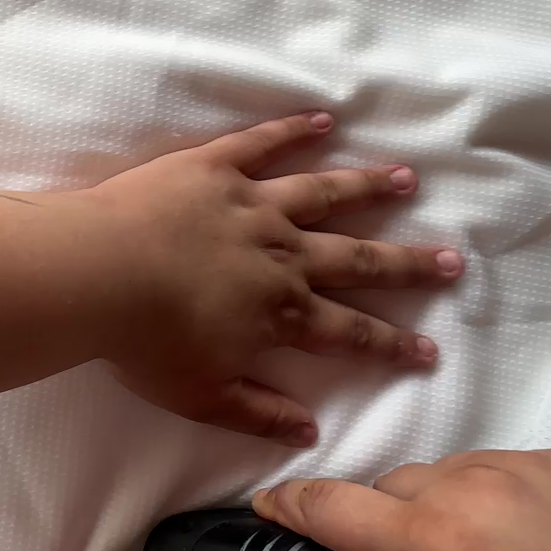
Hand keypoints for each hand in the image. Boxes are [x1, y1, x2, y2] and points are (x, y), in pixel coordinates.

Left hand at [67, 111, 461, 445]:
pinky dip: (291, 130)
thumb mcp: (199, 395)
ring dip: (366, 188)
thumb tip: (309, 431)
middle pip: (354, 259)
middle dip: (405, 264)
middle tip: (452, 260)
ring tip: (407, 179)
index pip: (348, 333)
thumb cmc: (142, 340)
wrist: (97, 275)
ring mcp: (250, 204)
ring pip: (323, 194)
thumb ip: (257, 412)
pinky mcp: (214, 168)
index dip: (390, 344)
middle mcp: (279, 254)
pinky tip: (321, 118)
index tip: (429, 350)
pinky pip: (261, 144)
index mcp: (277, 311)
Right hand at [251, 449, 550, 550]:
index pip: (325, 502)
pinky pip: (513, 469)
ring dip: (446, 511)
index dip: (287, 507)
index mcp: (438, 543)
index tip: (270, 511)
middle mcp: (481, 484)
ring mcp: (541, 466)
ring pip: (449, 474)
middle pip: (391, 488)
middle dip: (388, 528)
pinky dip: (508, 501)